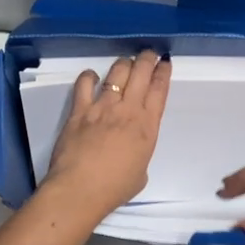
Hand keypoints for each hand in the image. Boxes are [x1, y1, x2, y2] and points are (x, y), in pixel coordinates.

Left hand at [39, 50, 171, 216]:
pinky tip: (91, 76)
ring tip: (126, 62)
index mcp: (147, 126)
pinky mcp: (79, 110)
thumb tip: (130, 149)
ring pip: (117, 73)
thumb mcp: (141, 172)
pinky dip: (89, 76)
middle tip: (148, 54)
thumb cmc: (114, 188)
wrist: (80, 189)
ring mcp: (102, 107)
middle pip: (141, 73)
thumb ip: (139, 152)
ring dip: (123, 63)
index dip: (164, 72)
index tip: (165, 62)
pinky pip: (85, 84)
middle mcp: (127, 110)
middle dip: (147, 58)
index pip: (160, 90)